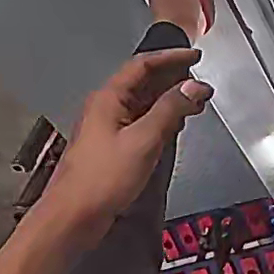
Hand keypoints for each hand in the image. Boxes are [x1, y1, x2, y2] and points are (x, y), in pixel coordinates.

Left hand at [40, 49, 213, 223]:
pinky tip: (174, 126)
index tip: (195, 56)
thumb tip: (194, 87)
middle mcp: (106, 109)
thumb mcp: (144, 140)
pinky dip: (161, 118)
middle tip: (200, 83)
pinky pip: (141, 122)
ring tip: (194, 103)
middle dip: (174, 79)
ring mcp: (108, 128)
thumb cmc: (101, 179)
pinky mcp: (113, 147)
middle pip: (143, 82)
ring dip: (169, 100)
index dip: (172, 57)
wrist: (74, 216)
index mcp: (108, 99)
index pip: (143, 65)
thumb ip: (171, 110)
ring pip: (143, 103)